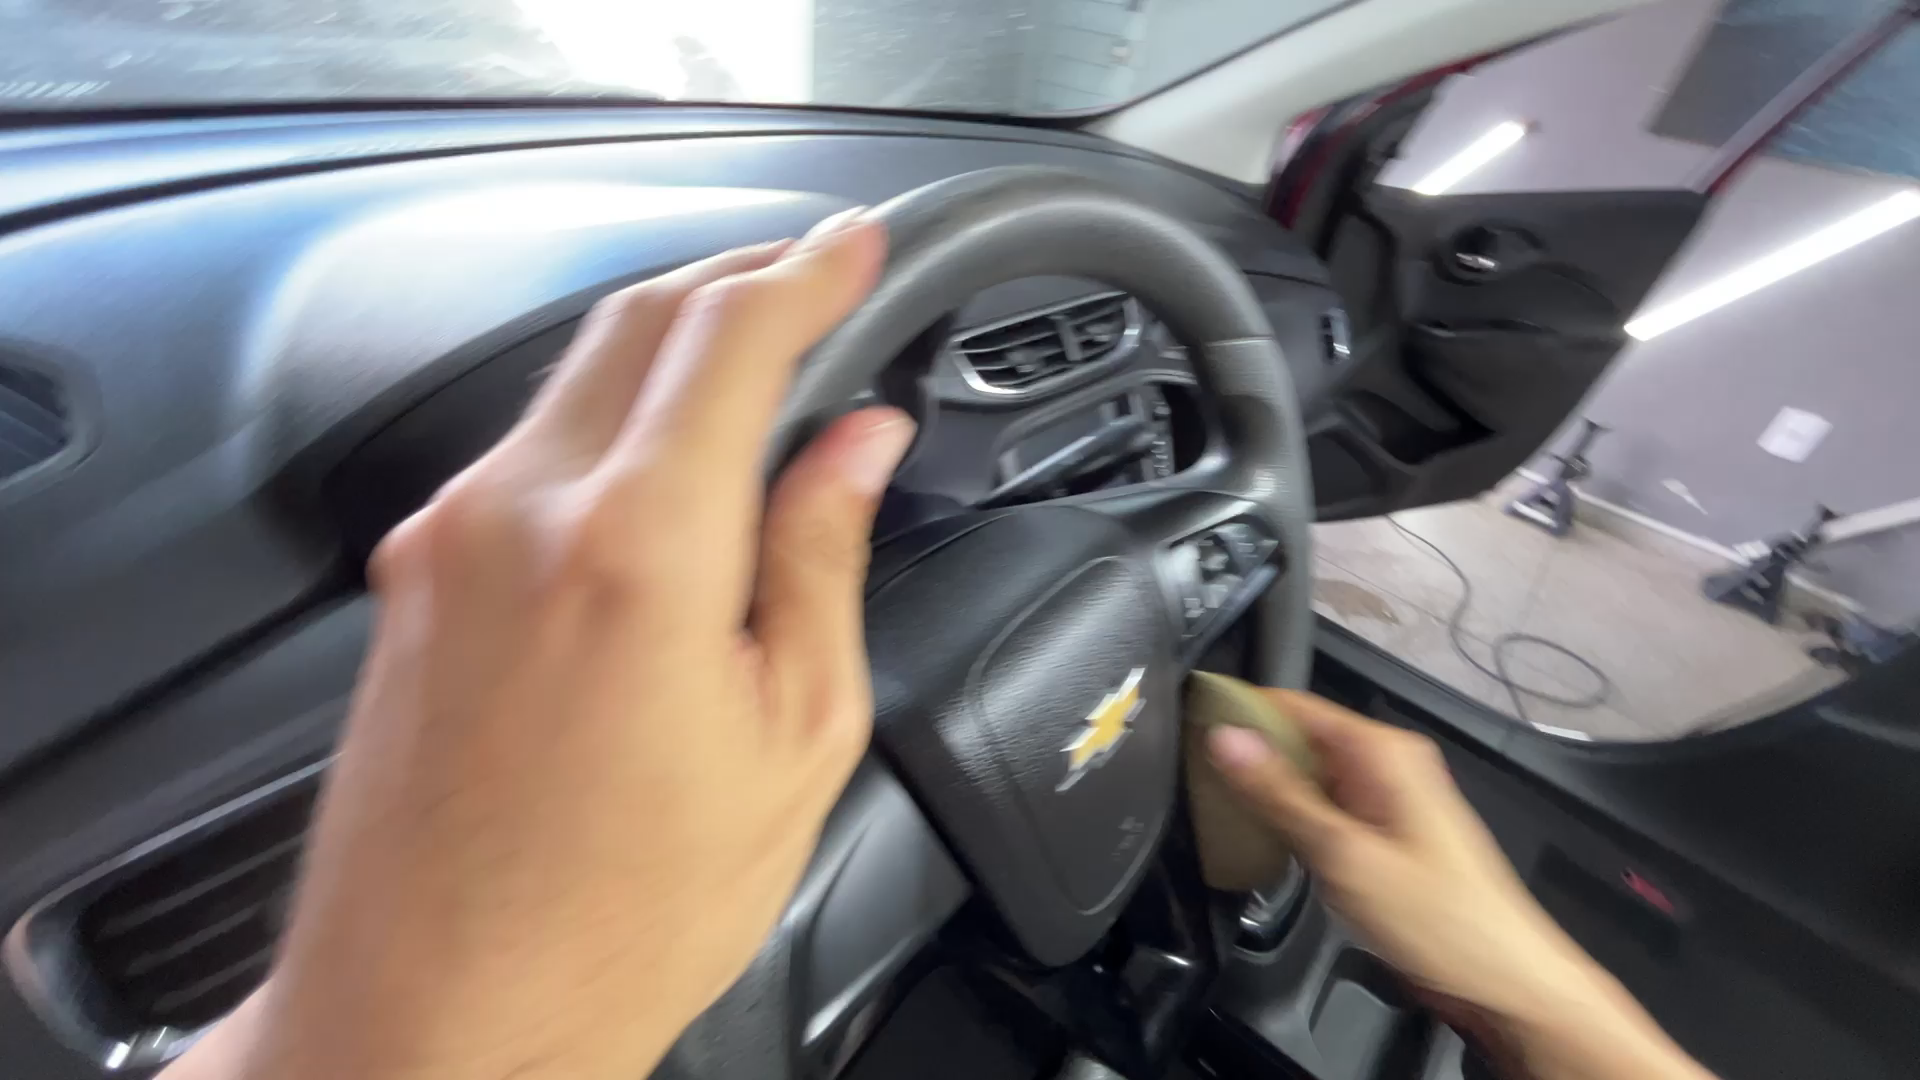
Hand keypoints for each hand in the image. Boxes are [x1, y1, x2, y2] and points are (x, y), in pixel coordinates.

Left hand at [175, 209, 911, 1079]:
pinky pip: (541, 432)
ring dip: (683, 332)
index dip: (807, 275)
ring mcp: (452, 535)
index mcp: (640, 550)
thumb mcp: (795, 726)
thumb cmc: (633, 900)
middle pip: (644, 318)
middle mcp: (522, 513)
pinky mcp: (424, 568)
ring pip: (585, 364)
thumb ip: (820, 554)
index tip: (855, 246)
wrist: (444, 1017)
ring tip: (765, 342)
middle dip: (745, 276)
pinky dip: (625, 400)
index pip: (732, 340)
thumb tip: (857, 445)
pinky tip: (675, 431)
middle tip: (819, 275)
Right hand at [1208, 693, 1715, 1079]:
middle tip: (1191, 769)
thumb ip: (1277, 793)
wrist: (1510, 989)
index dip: (1238, 709)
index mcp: (1380, 749)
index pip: (1291, 704)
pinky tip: (1254, 827)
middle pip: (1296, 735)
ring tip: (1209, 796)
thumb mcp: (1343, 853)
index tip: (1188, 724)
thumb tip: (1221, 736)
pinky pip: (1318, 800)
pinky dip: (1285, 808)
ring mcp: (1381, 794)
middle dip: (1246, 749)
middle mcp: (1381, 760)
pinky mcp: (1377, 826)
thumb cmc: (1436, 919)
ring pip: (1303, 770)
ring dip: (1263, 782)